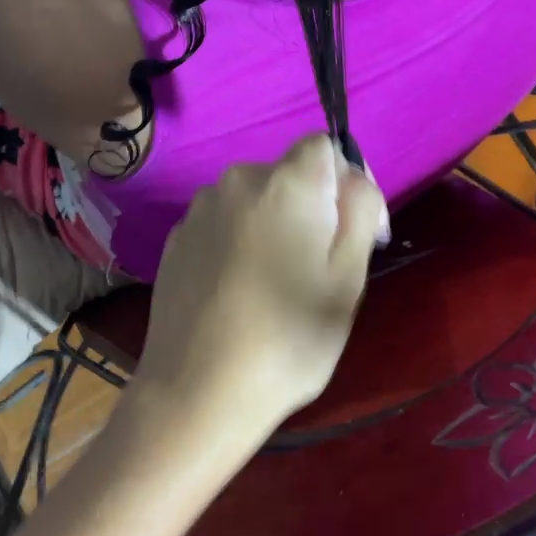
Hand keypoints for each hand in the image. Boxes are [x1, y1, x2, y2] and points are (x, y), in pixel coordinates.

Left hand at [131, 135, 389, 441]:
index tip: (357, 229)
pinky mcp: (175, 241)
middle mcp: (236, 181)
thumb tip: (353, 179)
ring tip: (276, 284)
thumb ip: (360, 210)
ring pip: (252, 202)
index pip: (323, 146)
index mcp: (285, 182)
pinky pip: (221, 226)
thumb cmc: (289, 336)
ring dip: (272, 225)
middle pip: (287, 175)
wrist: (198, 389)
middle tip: (320, 269)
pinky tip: (238, 292)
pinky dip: (238, 244)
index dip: (347, 180)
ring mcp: (198, 211)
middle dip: (311, 206)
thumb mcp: (348, 277)